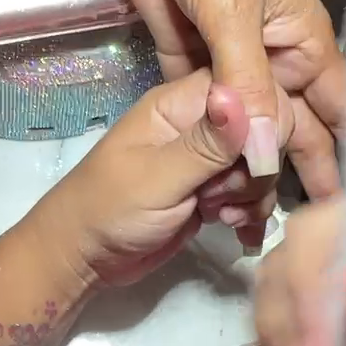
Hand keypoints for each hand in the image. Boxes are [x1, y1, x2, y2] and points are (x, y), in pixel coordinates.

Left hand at [31, 69, 249, 287]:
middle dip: (254, 168)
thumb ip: (205, 144)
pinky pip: (250, 192)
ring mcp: (206, 160)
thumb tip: (243, 97)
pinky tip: (236, 230)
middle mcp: (197, 124)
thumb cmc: (109, 210)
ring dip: (252, 194)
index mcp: (178, 104)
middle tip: (220, 196)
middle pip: (259, 129)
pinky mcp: (211, 190)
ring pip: (259, 164)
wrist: (85, 257)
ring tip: (221, 216)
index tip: (251, 162)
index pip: (244, 88)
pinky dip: (250, 212)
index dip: (260, 123)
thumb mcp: (157, 178)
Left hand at [95, 0, 345, 244]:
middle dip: (304, 178)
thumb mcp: (231, 14)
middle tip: (313, 237)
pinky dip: (221, 160)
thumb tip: (271, 153)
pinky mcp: (196, 81)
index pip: (341, 106)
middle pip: (299, 131)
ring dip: (259, 177)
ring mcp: (234, 76)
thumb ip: (249, 84)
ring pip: (257, 136)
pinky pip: (217, 128)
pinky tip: (225, 200)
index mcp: (303, 41)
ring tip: (263, 228)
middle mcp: (275, 64)